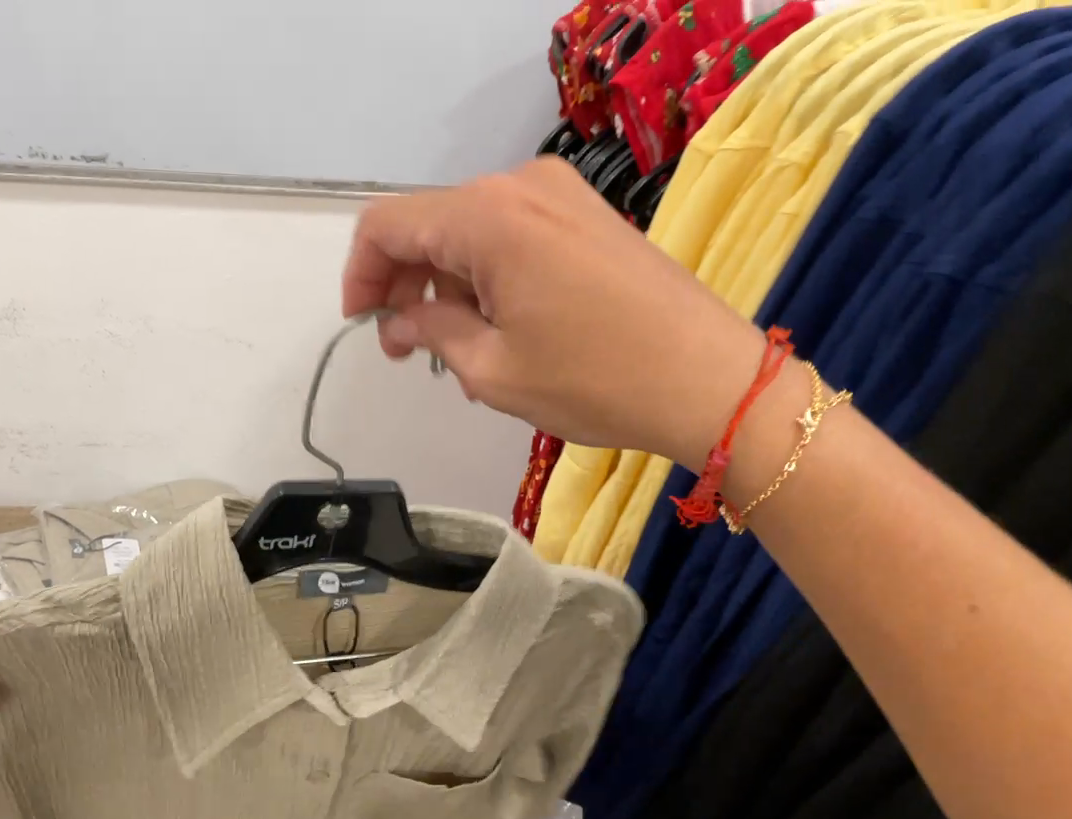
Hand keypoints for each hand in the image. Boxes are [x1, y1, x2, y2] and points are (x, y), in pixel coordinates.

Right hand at [343, 157, 768, 470]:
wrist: (709, 380)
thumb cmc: (594, 380)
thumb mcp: (493, 369)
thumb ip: (431, 330)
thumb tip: (399, 318)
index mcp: (486, 216)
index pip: (388, 224)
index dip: (361, 274)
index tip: (364, 325)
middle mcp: (520, 185)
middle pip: (431, 223)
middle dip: (407, 283)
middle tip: (410, 350)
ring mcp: (562, 194)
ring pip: (473, 232)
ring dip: (451, 285)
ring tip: (463, 353)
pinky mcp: (589, 215)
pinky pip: (514, 235)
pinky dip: (491, 277)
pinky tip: (503, 328)